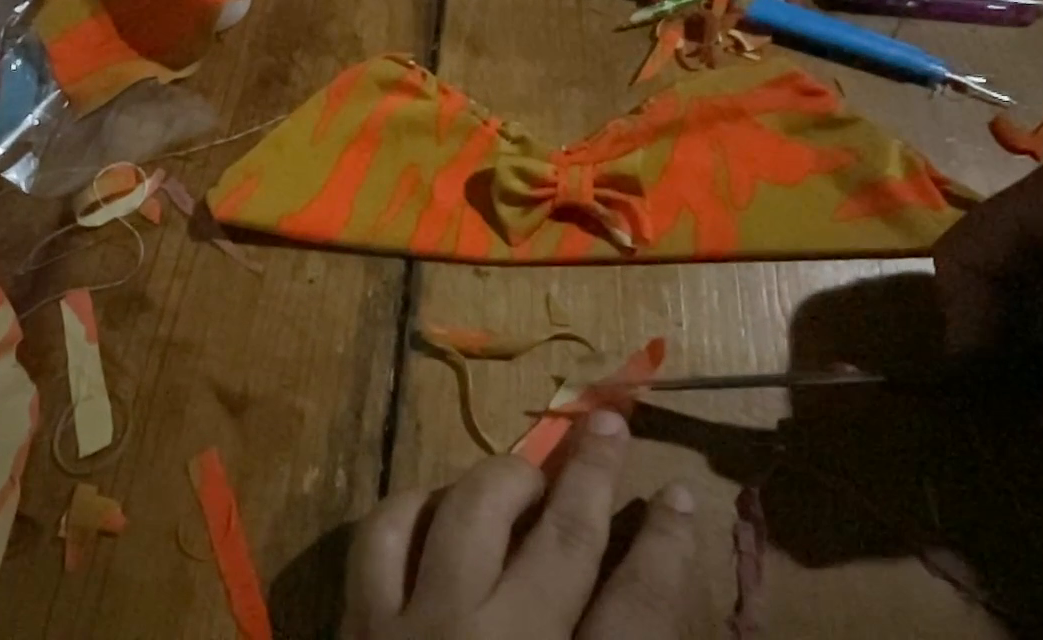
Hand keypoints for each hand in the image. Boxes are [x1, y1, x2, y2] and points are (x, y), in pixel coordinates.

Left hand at [342, 410, 696, 638]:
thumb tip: (647, 612)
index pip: (637, 609)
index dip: (668, 549)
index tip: (683, 497)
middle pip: (561, 540)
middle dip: (594, 475)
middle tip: (611, 424)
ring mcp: (420, 629)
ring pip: (469, 513)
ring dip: (505, 479)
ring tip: (528, 473)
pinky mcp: (359, 626)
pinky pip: (382, 533)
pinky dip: (412, 504)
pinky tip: (434, 504)